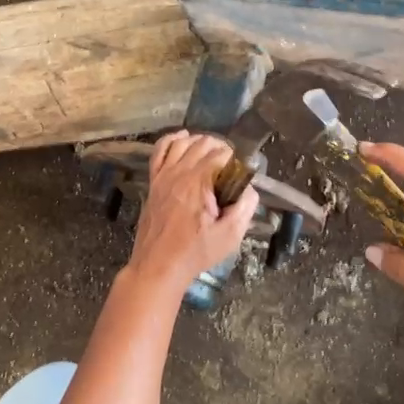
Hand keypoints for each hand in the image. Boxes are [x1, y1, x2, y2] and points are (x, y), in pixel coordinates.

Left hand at [126, 131, 258, 291]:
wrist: (158, 265)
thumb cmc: (195, 252)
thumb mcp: (230, 235)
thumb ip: (244, 207)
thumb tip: (249, 189)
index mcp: (198, 183)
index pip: (220, 155)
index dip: (235, 160)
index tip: (242, 174)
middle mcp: (179, 172)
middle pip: (203, 144)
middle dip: (221, 148)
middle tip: (231, 165)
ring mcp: (163, 175)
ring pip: (182, 142)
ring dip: (200, 141)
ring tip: (213, 151)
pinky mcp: (153, 181)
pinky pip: (160, 151)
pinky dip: (172, 140)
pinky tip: (182, 138)